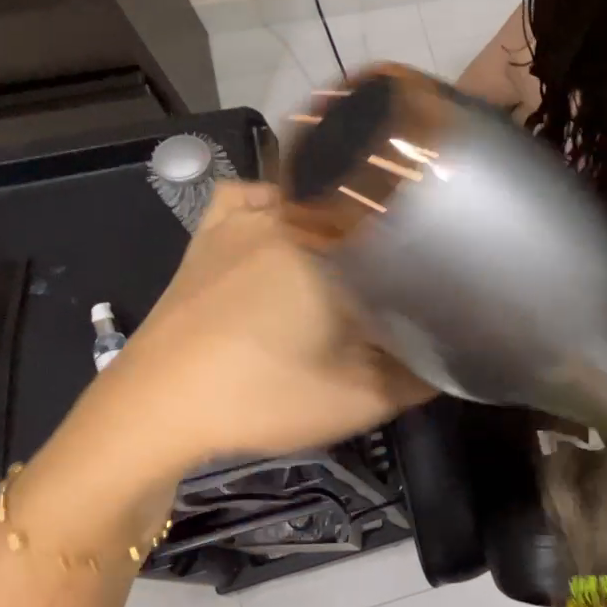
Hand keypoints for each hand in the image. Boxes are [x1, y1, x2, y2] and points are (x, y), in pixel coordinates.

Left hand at [74, 182, 428, 470]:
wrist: (155, 410)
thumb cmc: (261, 398)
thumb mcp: (360, 402)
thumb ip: (419, 378)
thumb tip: (451, 360)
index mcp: (332, 249)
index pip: (400, 227)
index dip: (429, 247)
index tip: (443, 279)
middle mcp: (291, 218)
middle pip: (359, 209)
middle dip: (389, 235)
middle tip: (405, 277)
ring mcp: (244, 220)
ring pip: (311, 197)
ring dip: (339, 217)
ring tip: (357, 251)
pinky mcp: (209, 233)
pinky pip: (254, 196)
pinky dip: (278, 203)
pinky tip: (288, 228)